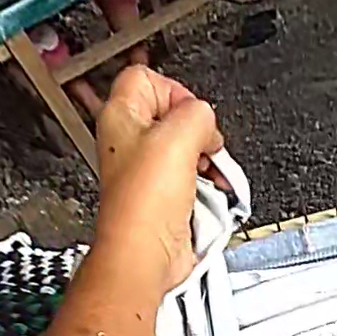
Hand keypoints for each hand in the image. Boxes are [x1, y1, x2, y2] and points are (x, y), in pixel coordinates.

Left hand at [90, 67, 224, 296]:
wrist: (147, 254)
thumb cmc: (144, 204)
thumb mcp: (177, 139)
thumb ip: (196, 115)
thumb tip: (207, 119)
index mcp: (122, 117)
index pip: (150, 80)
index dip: (178, 94)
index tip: (195, 118)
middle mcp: (134, 145)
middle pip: (176, 121)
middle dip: (201, 136)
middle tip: (207, 149)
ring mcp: (152, 176)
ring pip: (190, 156)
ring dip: (210, 167)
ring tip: (214, 178)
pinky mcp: (169, 203)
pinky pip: (195, 187)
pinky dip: (209, 192)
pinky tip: (212, 199)